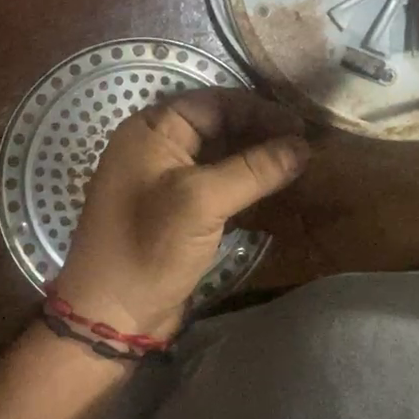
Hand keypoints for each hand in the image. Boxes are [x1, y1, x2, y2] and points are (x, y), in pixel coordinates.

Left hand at [50, 88, 308, 339]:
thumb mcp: (202, 202)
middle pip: (220, 125)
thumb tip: (304, 145)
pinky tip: (278, 190)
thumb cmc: (148, 248)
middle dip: (262, 133)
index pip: (215, 102)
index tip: (300, 126)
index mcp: (152, 129)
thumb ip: (254, 169)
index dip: (259, 110)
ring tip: (301, 165)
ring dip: (258, 159)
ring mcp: (166, 178)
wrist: (111, 317)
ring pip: (222, 155)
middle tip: (307, 146)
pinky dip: (247, 184)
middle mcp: (157, 145)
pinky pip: (218, 183)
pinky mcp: (178, 209)